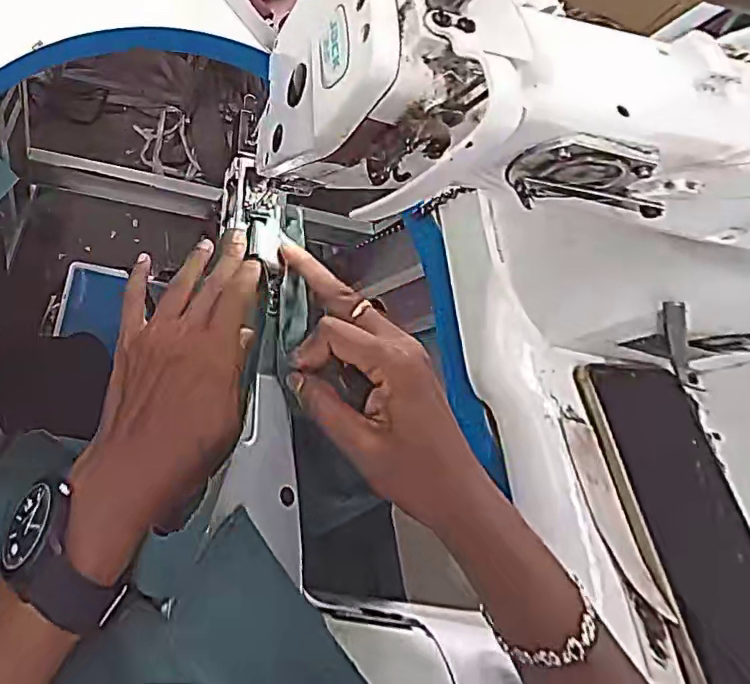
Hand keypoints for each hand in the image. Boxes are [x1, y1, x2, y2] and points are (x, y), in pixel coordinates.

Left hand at [66, 235, 261, 582]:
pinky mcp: (130, 343)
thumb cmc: (182, 452)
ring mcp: (155, 336)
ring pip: (178, 286)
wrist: (132, 467)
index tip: (255, 264)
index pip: (236, 299)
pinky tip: (143, 264)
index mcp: (214, 351)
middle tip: (237, 241)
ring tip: (205, 246)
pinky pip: (134, 301)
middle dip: (228, 259)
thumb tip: (243, 342)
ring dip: (194, 263)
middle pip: (211, 285)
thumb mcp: (231, 416)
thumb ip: (237, 370)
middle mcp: (184, 335)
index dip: (248, 276)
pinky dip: (138, 279)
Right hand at [281, 243, 496, 537]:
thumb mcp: (360, 444)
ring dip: (329, 299)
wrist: (458, 493)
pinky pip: (369, 334)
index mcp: (394, 363)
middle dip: (316, 277)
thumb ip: (323, 405)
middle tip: (290, 256)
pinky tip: (325, 333)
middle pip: (351, 302)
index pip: (334, 333)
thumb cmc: (423, 475)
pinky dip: (343, 328)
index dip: (308, 350)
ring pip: (360, 314)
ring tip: (301, 282)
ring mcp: (407, 354)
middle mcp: (404, 349)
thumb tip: (300, 379)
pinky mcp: (406, 365)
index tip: (299, 374)